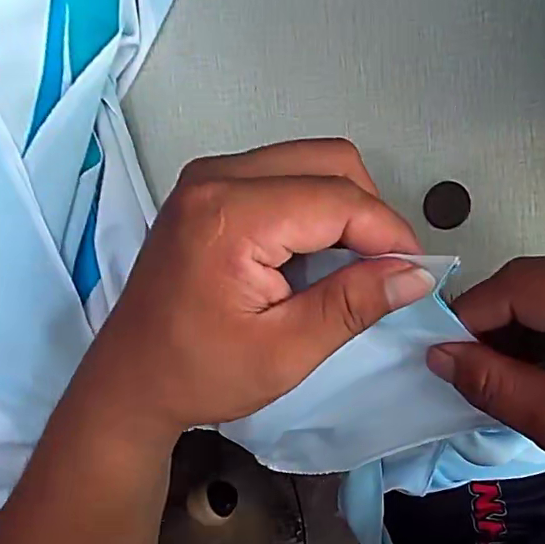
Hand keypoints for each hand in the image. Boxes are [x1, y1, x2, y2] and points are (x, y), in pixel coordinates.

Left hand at [79, 140, 434, 442]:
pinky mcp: (211, 189)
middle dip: (371, 214)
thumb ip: (354, 304)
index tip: (415, 270)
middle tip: (385, 268)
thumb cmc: (196, 374)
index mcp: (230, 217)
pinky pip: (286, 174)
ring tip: (352, 266)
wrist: (130, 382)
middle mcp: (216, 179)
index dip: (389, 234)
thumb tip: (413, 276)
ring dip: (347, 208)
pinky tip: (317, 255)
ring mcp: (210, 178)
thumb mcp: (286, 351)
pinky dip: (318, 208)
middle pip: (331, 162)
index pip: (339, 200)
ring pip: (312, 161)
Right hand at [427, 255, 544, 533]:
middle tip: (466, 368)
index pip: (520, 285)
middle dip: (493, 321)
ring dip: (517, 326)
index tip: (439, 353)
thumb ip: (494, 383)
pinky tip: (534, 366)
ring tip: (499, 373)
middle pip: (536, 280)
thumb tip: (438, 354)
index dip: (470, 315)